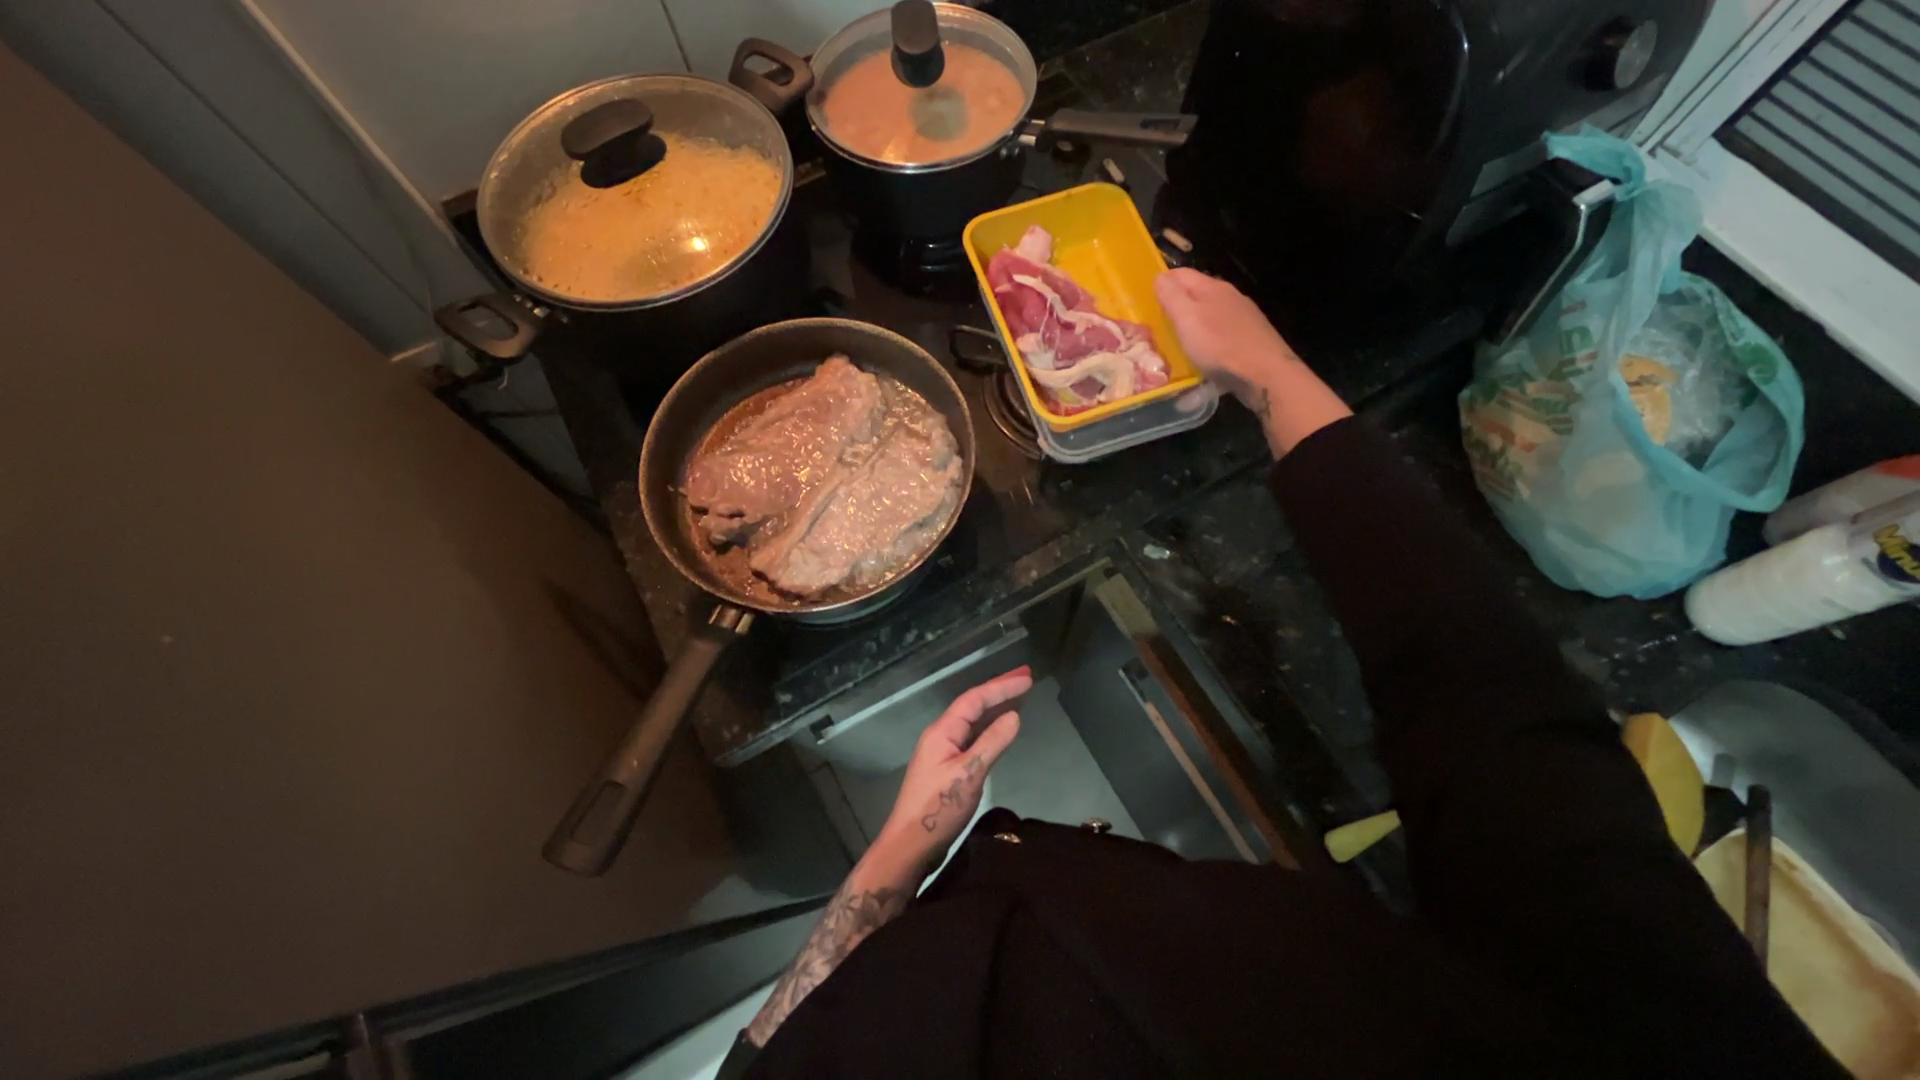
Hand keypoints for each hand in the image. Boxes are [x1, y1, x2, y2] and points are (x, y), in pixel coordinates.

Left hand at [877, 666, 1030, 860]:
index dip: (1001, 687)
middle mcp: (941, 736)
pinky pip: (972, 739)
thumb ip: (992, 743)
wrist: (910, 845)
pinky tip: (1001, 730)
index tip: (1027, 678)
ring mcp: (943, 753)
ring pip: (972, 722)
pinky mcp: (947, 770)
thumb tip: (1014, 715)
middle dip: (998, 691)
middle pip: (972, 706)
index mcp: (942, 732)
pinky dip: (989, 729)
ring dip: (995, 708)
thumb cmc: (938, 808)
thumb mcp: (969, 775)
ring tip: (1019, 697)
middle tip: (1026, 678)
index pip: (974, 700)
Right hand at [1155, 268, 1300, 406]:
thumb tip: (1159, 276)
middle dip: (1177, 305)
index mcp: (1213, 287)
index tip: (1146, 303)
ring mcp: (1244, 317)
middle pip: (1196, 293)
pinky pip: (1223, 332)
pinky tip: (1206, 355)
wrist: (1265, 374)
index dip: (1162, 283)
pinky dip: (1210, 339)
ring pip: (1211, 313)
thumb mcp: (1186, 319)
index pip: (1181, 273)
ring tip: (1180, 342)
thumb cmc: (1219, 346)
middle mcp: (1231, 296)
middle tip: (1160, 325)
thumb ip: (1171, 296)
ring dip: (1194, 323)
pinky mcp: (1251, 338)